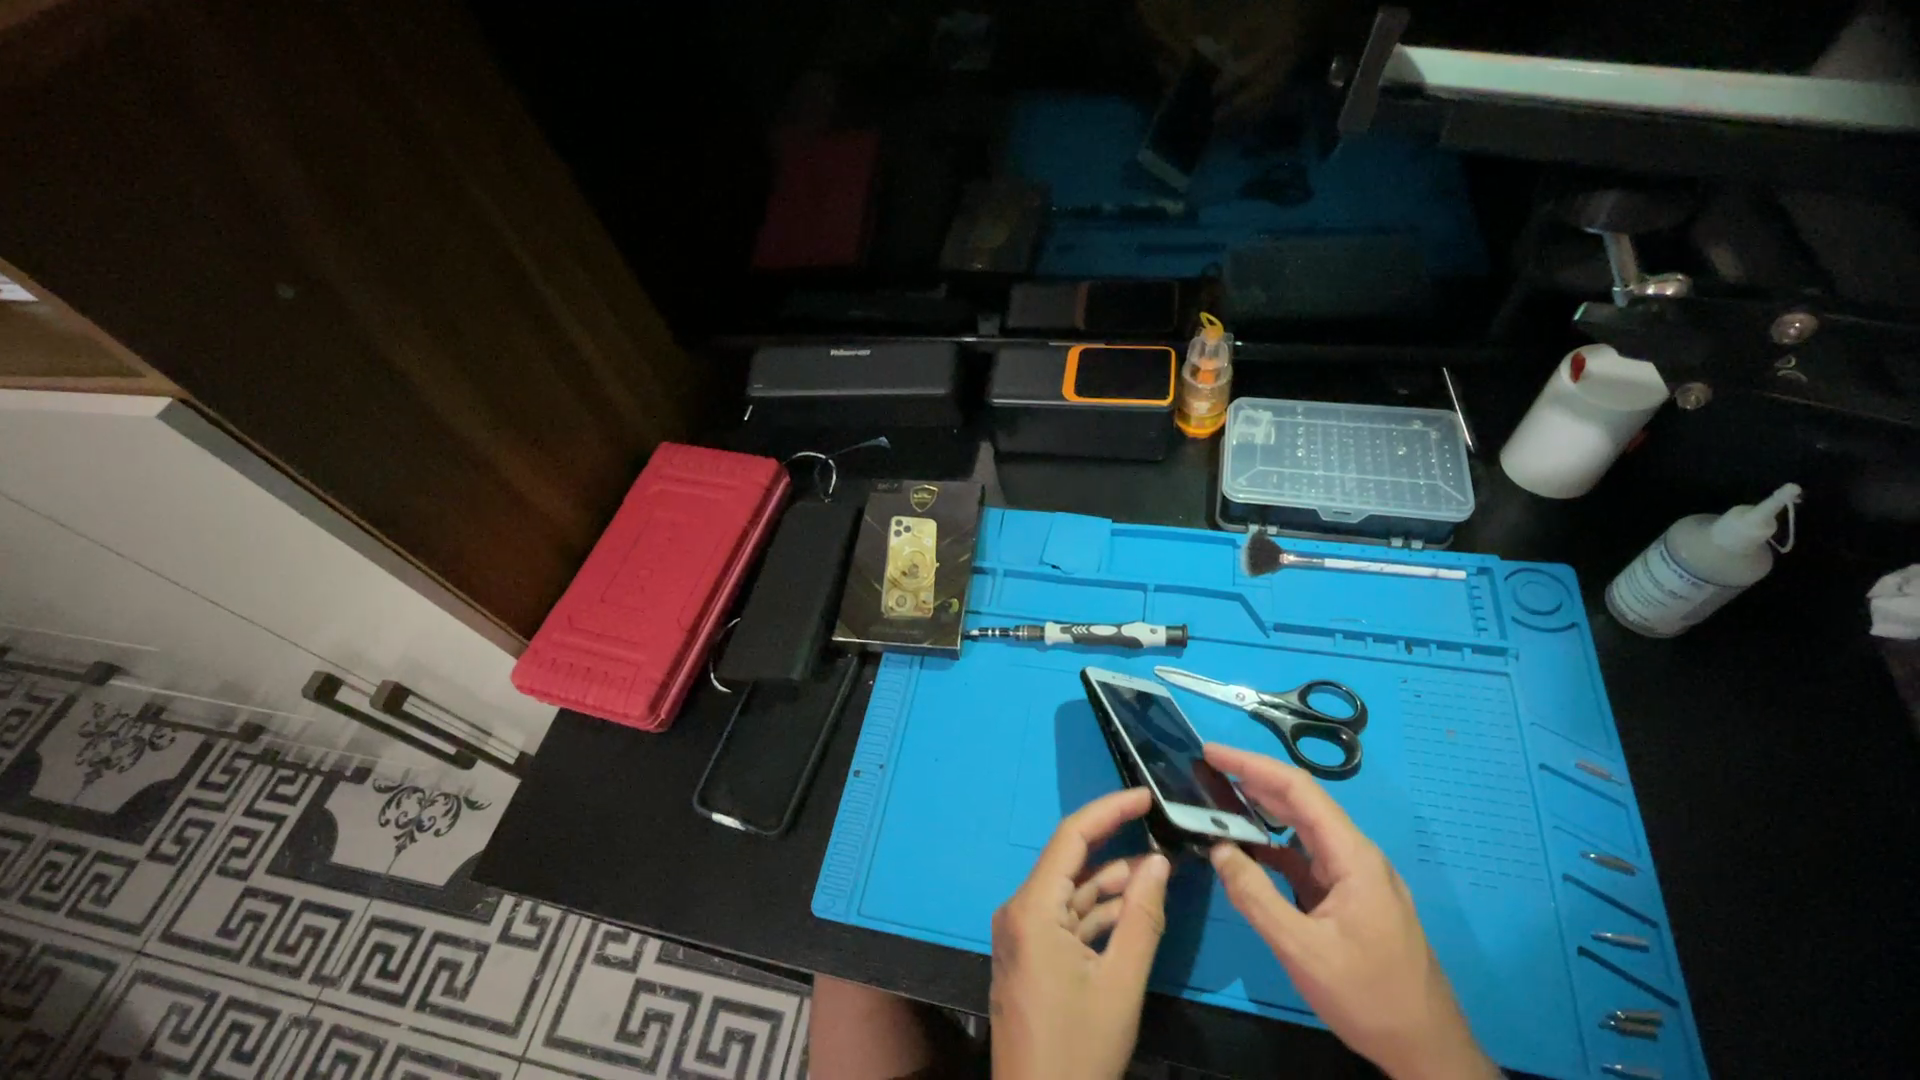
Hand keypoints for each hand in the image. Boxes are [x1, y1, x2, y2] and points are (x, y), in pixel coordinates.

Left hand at [991, 787, 1171, 1079]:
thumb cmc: (1079, 1047)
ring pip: (1071, 892)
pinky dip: (1099, 911)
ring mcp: (1023, 934)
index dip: (1109, 810)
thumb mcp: (1121, 981)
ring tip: (1160, 869)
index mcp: (1032, 909)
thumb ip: (1141, 917)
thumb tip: (1158, 862)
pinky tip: (1135, 906)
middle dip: (1116, 845)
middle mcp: (1019, 911)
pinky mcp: (1031, 955)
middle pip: (1070, 862)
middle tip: (1161, 829)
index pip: (1070, 838)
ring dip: (1112, 882)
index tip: (1145, 796)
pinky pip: (1066, 918)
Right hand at [1204, 744, 1499, 1079]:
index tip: (1211, 752)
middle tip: (1205, 769)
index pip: (1299, 791)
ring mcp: (1356, 878)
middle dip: (1253, 780)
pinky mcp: (1350, 899)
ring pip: (1304, 830)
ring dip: (1263, 811)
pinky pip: (1308, 860)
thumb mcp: (1302, 949)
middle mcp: (1357, 856)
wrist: (1427, 1050)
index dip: (1252, 765)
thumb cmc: (1368, 997)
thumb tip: (1218, 848)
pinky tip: (1246, 849)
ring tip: (1217, 799)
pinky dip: (1274, 848)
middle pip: (1302, 803)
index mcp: (1353, 857)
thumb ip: (1255, 895)